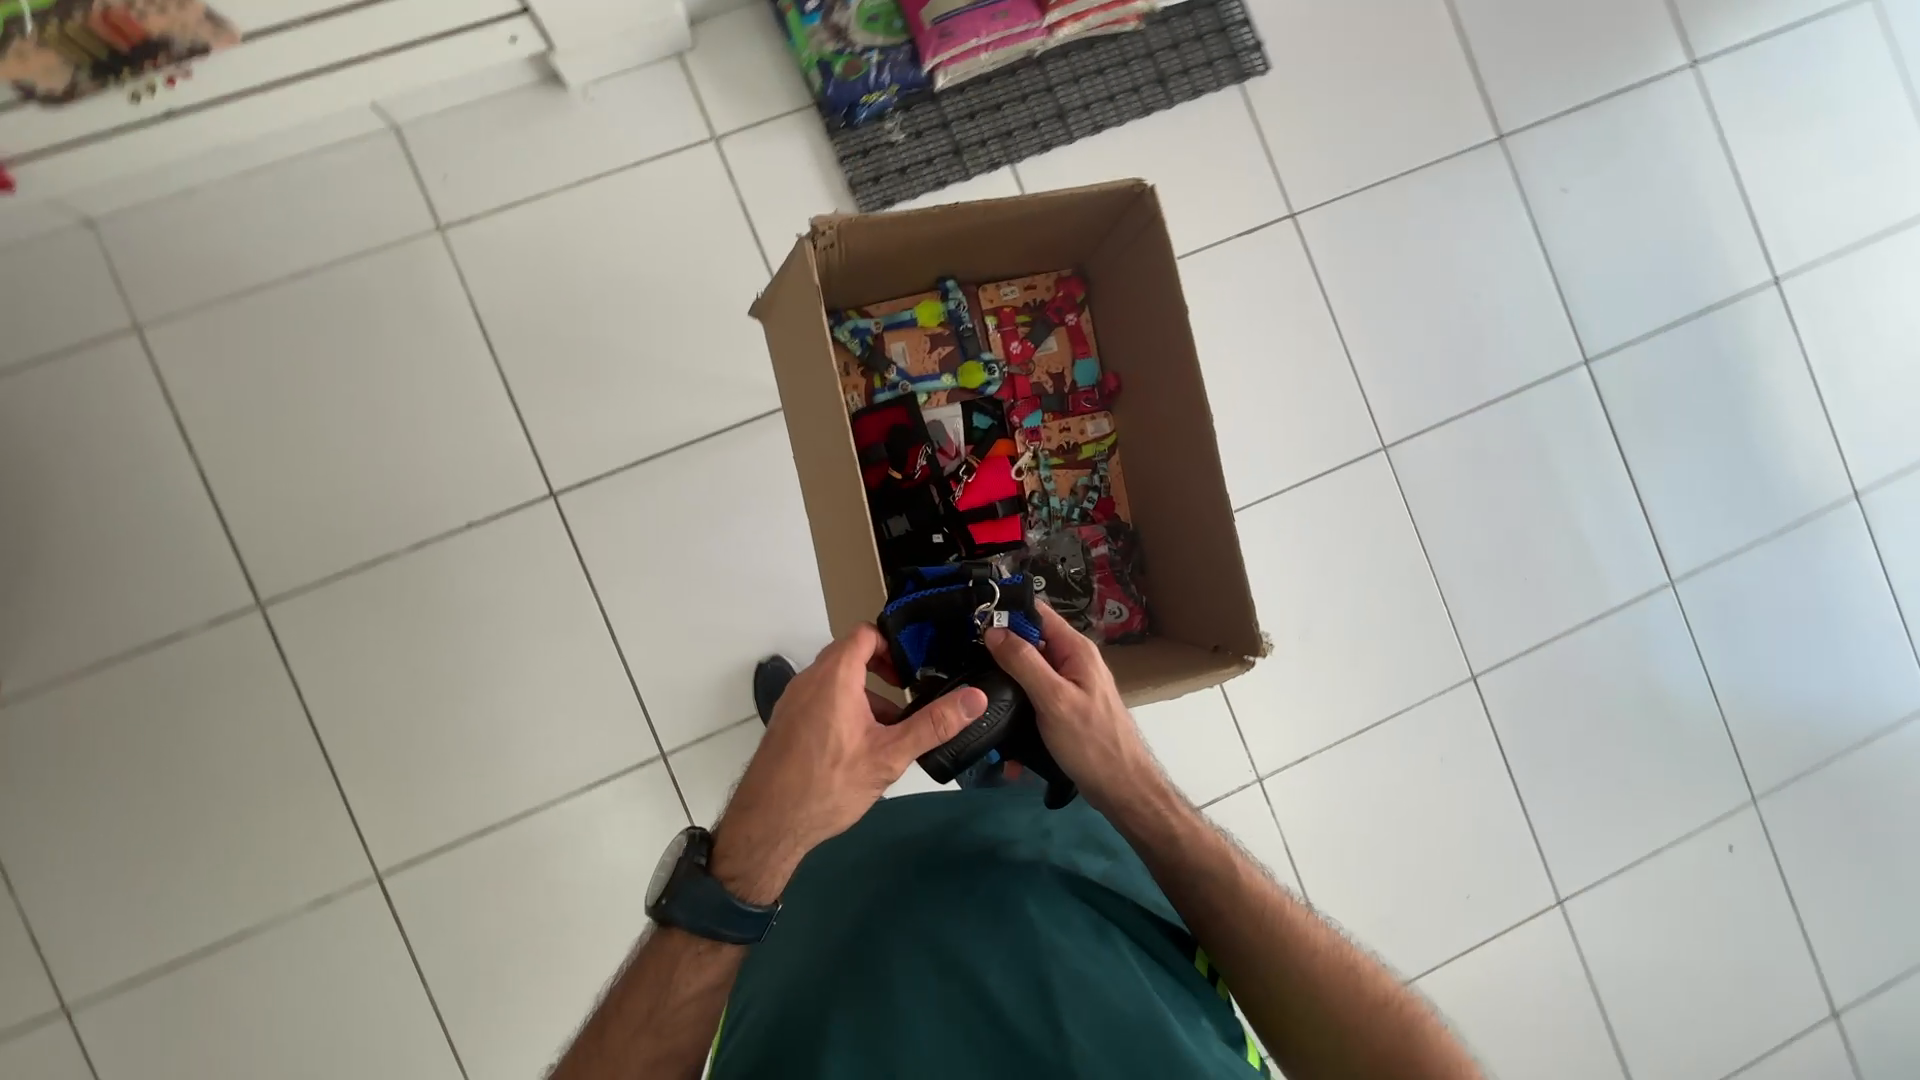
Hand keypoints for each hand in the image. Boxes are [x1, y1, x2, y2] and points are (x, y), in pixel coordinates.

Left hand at [710, 624, 987, 903]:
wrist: (769, 824)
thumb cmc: (831, 784)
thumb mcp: (890, 755)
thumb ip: (934, 724)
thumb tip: (977, 698)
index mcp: (835, 676)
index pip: (865, 634)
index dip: (893, 643)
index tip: (914, 669)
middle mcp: (810, 679)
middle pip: (850, 654)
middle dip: (882, 671)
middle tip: (908, 694)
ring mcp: (793, 700)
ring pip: (835, 680)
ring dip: (864, 694)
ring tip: (890, 729)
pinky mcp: (786, 722)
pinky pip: (820, 699)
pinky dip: (843, 708)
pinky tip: (859, 747)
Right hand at [984, 602, 1161, 814]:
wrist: (1121, 788)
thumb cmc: (1091, 741)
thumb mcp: (1053, 698)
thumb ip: (1023, 661)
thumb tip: (993, 630)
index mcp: (1076, 649)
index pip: (1038, 613)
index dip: (1008, 613)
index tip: (974, 622)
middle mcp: (1073, 661)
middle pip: (1030, 643)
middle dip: (1001, 651)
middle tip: (967, 661)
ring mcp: (1068, 686)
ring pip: (1028, 672)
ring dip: (1006, 683)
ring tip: (976, 692)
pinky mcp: (1062, 709)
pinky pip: (1033, 698)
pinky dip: (1017, 706)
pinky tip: (999, 722)